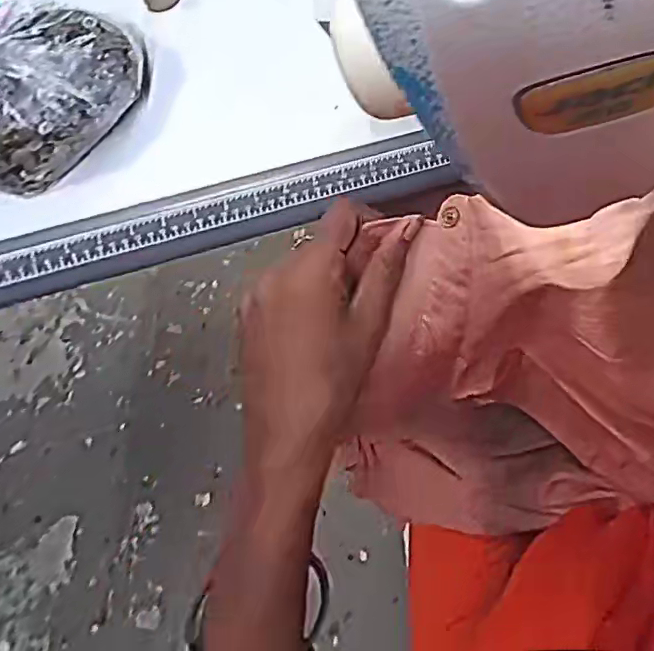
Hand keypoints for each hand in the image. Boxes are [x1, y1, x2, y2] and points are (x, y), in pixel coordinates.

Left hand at [238, 199, 419, 485]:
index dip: (371, 221)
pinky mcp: (246, 313)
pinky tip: (318, 328)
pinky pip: (283, 283)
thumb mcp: (369, 321)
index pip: (341, 213)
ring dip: (329, 274)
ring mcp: (254, 293)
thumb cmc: (334, 382)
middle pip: (322, 239)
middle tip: (371, 293)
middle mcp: (273, 271)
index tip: (387, 249)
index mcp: (306, 268)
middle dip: (351, 255)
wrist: (284, 439)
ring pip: (304, 261)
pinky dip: (306, 290)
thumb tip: (407, 227)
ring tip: (346, 316)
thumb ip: (387, 267)